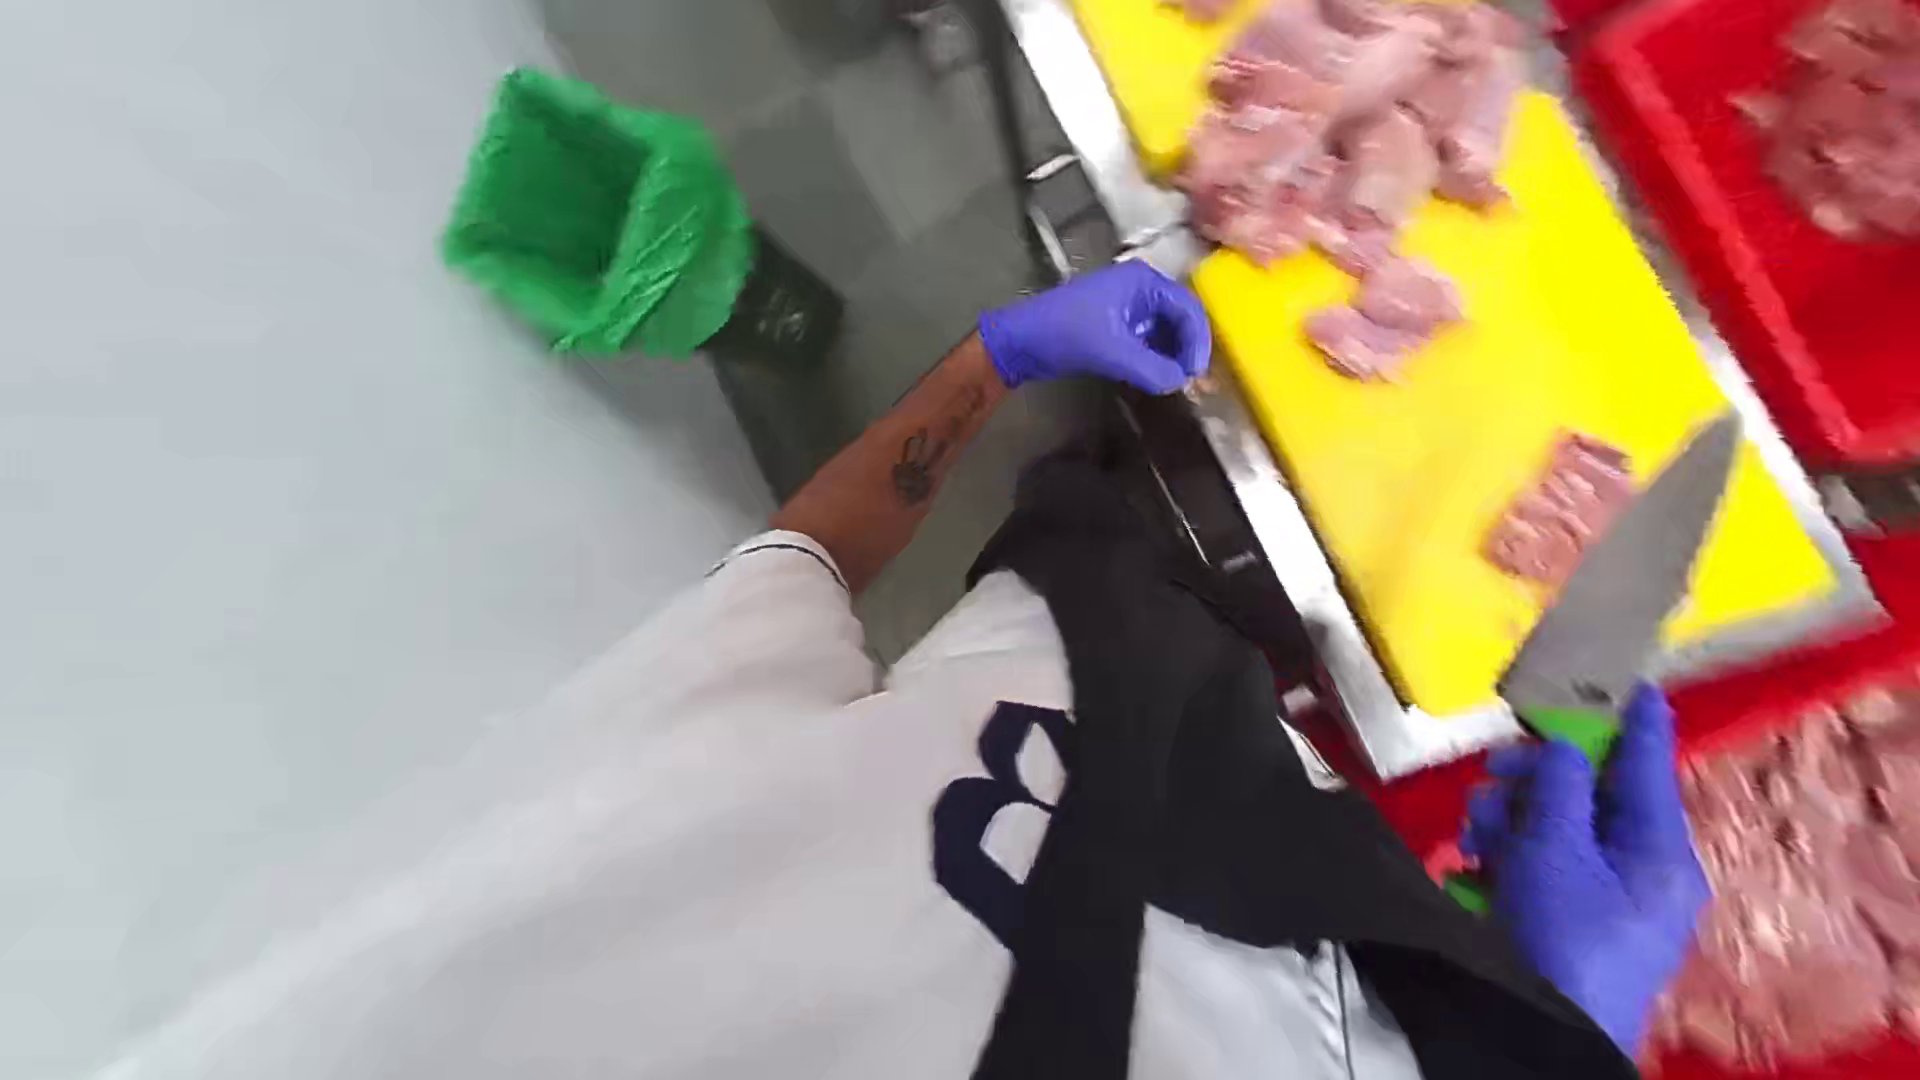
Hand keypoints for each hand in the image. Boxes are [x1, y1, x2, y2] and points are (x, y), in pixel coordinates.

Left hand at [978, 261, 1210, 393]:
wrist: (1021, 342)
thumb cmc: (1065, 334)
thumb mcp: (1111, 351)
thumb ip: (1150, 368)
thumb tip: (1178, 384)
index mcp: (1143, 282)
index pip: (1188, 308)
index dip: (1197, 341)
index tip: (1197, 373)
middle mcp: (1139, 290)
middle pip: (1179, 319)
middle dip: (1186, 349)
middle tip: (1189, 381)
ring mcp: (1126, 309)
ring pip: (1163, 332)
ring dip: (1170, 356)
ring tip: (1173, 382)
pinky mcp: (1114, 329)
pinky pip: (1145, 342)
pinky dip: (1153, 359)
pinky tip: (1156, 378)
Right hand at [1463, 684, 1709, 1052]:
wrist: (1543, 1010)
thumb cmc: (1561, 926)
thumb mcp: (1556, 850)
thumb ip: (1558, 789)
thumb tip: (1561, 745)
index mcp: (1654, 848)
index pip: (1648, 769)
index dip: (1640, 724)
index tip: (1636, 683)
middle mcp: (1632, 858)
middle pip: (1581, 788)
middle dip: (1531, 776)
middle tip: (1493, 768)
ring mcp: (1595, 879)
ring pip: (1544, 814)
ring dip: (1504, 814)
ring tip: (1477, 839)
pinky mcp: (1559, 893)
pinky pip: (1529, 845)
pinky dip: (1500, 843)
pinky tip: (1476, 860)